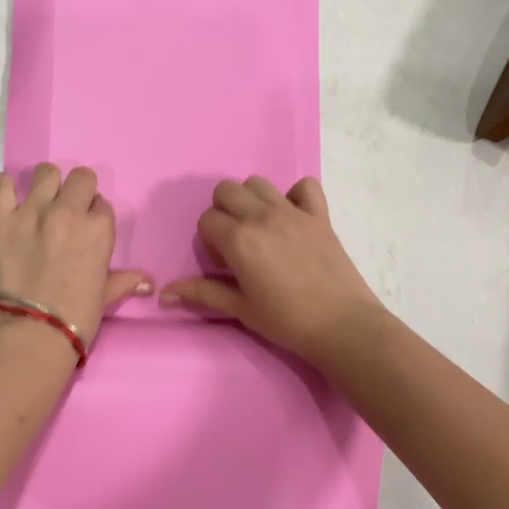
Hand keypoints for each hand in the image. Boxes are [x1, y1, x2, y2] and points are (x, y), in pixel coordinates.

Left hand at [0, 164, 150, 348]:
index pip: (101, 205)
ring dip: (44, 185)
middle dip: (75, 192)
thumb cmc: (76, 318)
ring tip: (37, 206)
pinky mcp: (0, 219)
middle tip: (64, 214)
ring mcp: (32, 212)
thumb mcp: (105, 298)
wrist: (32, 332)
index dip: (92, 215)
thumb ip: (124, 281)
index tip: (84, 231)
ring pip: (45, 172)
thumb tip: (148, 282)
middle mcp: (68, 212)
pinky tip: (8, 203)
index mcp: (99, 228)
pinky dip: (5, 188)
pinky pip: (1, 183)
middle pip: (80, 178)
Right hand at [160, 177, 388, 366]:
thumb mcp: (240, 309)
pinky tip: (293, 217)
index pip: (206, 219)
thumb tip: (165, 292)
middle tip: (236, 242)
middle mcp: (262, 217)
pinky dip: (296, 194)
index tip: (223, 263)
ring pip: (258, 183)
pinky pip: (305, 185)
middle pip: (227, 190)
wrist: (343, 326)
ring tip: (261, 228)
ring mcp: (293, 212)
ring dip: (252, 199)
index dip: (209, 240)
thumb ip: (202, 293)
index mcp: (239, 239)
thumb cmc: (286, 322)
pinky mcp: (320, 215)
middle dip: (223, 211)